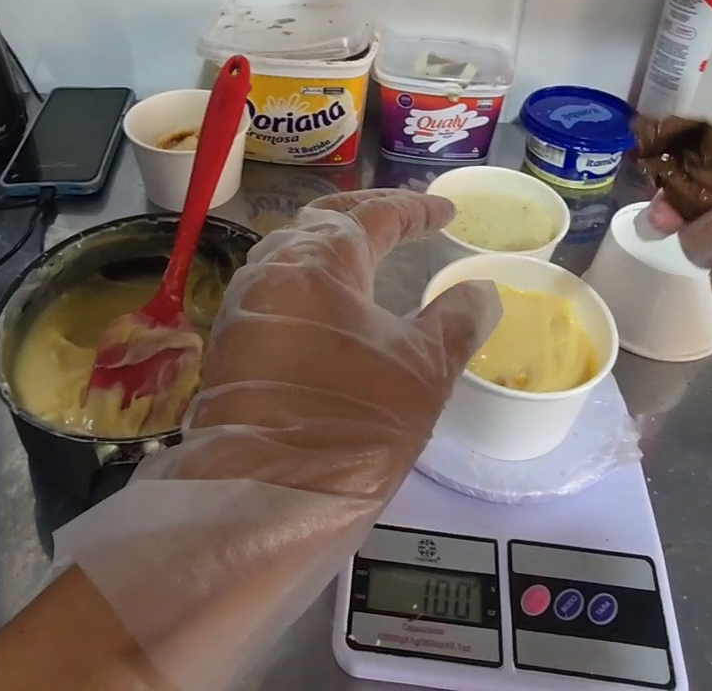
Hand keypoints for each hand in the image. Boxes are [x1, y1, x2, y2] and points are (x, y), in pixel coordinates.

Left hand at [167, 189, 502, 497]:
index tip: (447, 212)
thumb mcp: (423, 371)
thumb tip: (481, 291)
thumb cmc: (350, 424)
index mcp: (318, 261)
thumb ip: (456, 321)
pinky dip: (311, 282)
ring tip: (369, 255)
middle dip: (368, 215)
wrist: (260, 500)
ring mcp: (243, 307)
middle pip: (324, 221)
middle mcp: (272, 270)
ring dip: (333, 246)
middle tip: (406, 220)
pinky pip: (276, 290)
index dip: (414, 209)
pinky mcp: (230, 345)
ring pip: (292, 253)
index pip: (373, 215)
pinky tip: (329, 308)